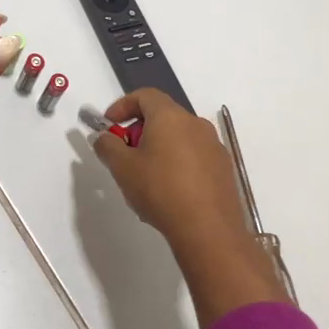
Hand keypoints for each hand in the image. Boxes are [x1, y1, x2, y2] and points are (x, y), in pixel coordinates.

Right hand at [93, 89, 290, 327]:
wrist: (209, 232)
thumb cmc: (160, 190)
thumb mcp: (122, 167)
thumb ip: (107, 145)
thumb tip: (104, 138)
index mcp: (170, 116)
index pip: (145, 96)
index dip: (123, 106)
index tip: (110, 125)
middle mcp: (196, 124)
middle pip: (162, 116)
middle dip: (140, 130)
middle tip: (126, 154)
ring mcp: (214, 147)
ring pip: (179, 137)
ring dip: (160, 148)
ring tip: (147, 177)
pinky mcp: (225, 170)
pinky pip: (195, 156)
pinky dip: (178, 164)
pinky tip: (170, 192)